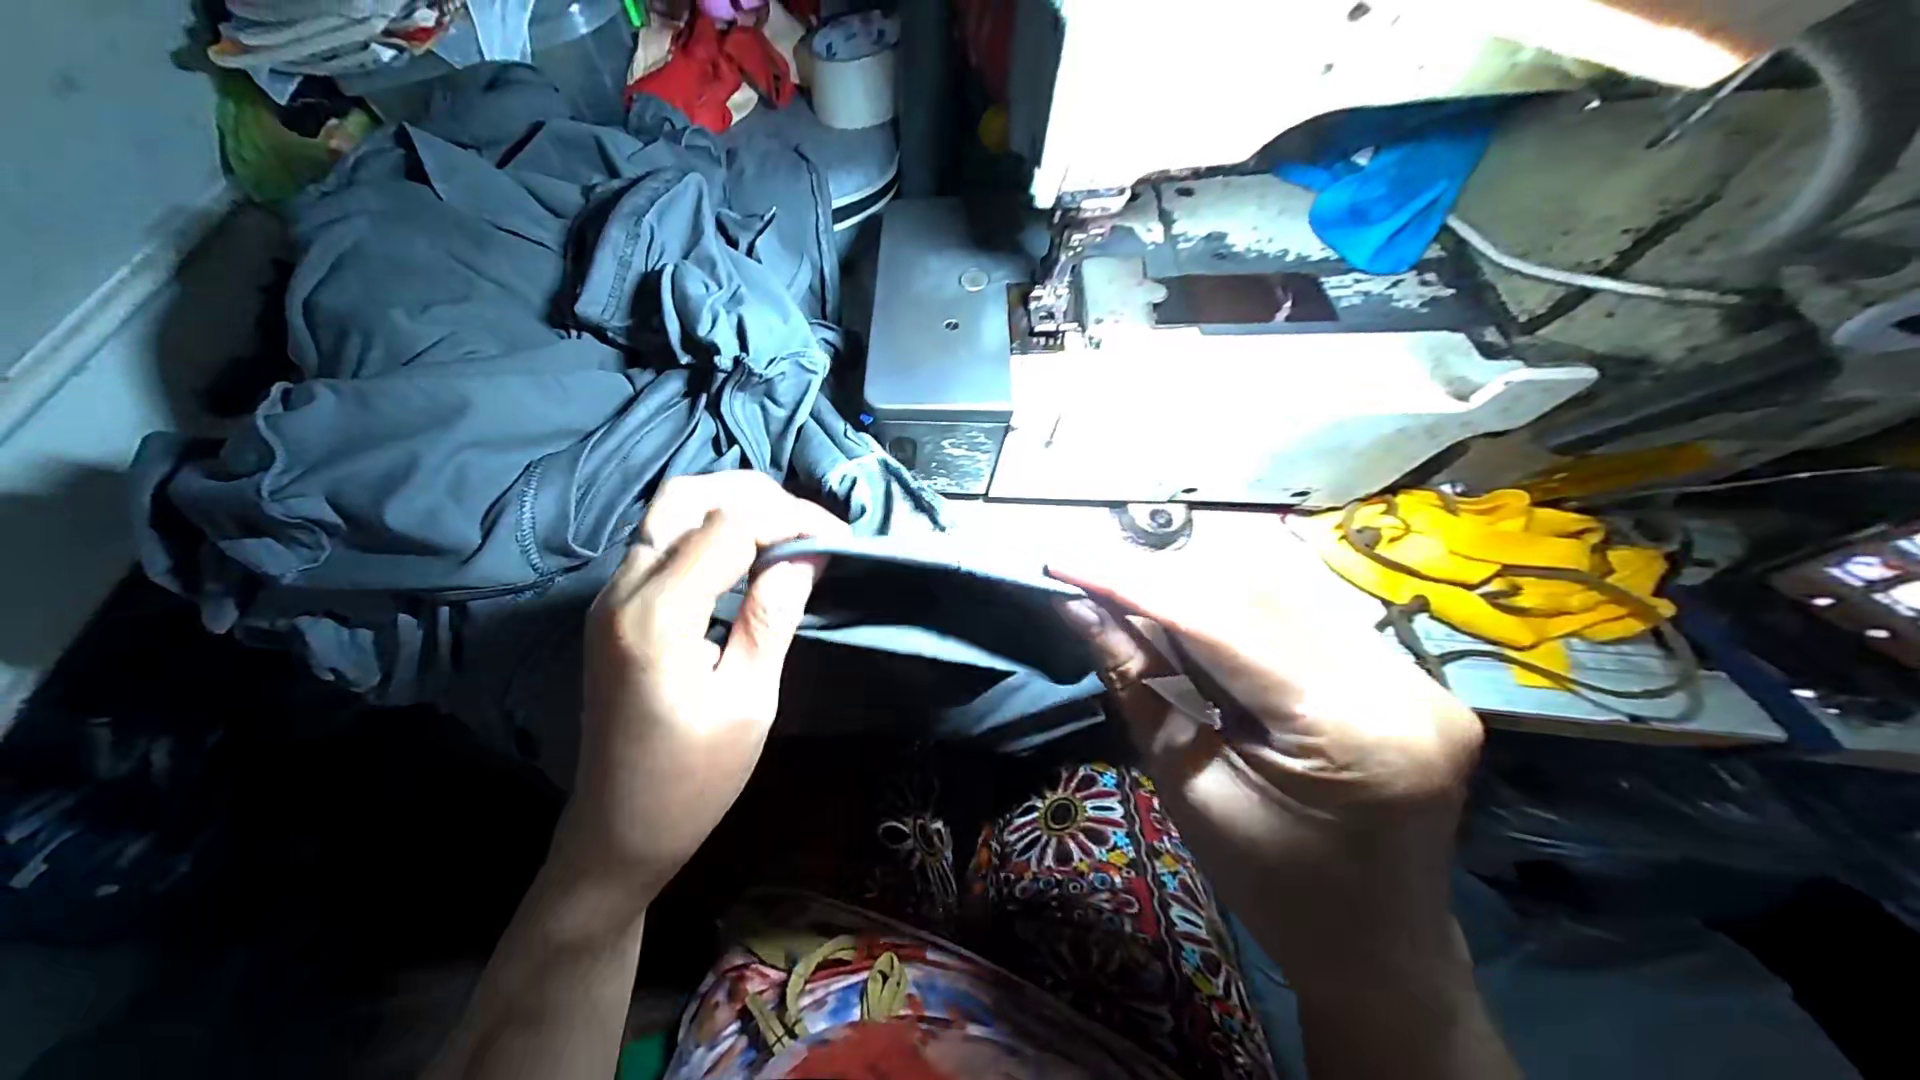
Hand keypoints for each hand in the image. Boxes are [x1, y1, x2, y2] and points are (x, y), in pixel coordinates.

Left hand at [554, 471, 847, 899]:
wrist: (617, 831)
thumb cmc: (692, 780)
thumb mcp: (750, 700)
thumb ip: (774, 615)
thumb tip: (807, 552)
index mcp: (657, 615)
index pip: (730, 526)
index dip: (790, 518)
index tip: (837, 537)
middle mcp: (622, 589)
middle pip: (688, 496)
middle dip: (757, 497)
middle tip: (809, 527)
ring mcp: (611, 596)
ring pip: (670, 511)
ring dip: (731, 507)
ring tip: (786, 532)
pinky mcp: (614, 608)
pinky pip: (662, 541)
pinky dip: (710, 530)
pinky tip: (748, 555)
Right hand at [1049, 533, 1483, 983]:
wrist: (1377, 948)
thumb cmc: (1272, 888)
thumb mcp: (1190, 786)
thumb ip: (1139, 685)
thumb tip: (1079, 608)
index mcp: (1353, 732)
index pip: (1224, 624)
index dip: (1136, 584)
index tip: (1067, 561)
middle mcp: (1404, 686)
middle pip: (1257, 595)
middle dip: (1163, 581)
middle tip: (1093, 579)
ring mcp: (1417, 675)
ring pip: (1282, 593)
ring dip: (1198, 589)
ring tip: (1135, 599)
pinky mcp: (1410, 674)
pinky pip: (1307, 615)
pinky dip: (1238, 609)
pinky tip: (1198, 622)